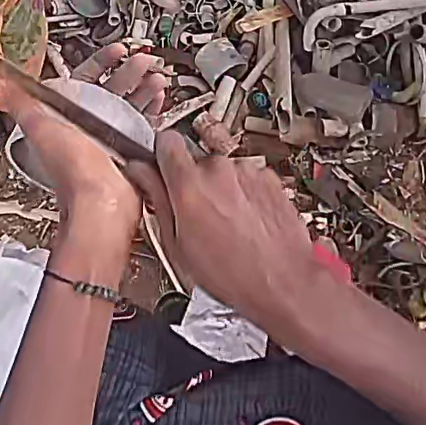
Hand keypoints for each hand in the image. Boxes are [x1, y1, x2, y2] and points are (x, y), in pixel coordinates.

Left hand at [0, 45, 167, 253]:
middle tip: (142, 59)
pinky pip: (144, 123)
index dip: (102, 61)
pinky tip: (159, 97)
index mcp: (68, 117)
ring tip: (155, 75)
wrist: (100, 200)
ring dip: (143, 87)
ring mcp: (112, 138)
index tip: (116, 50)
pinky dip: (153, 108)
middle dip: (128, 70)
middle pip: (112, 89)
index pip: (86, 79)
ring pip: (130, 104)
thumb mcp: (40, 127)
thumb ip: (18, 104)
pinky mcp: (131, 150)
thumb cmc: (71, 170)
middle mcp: (90, 126)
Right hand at [151, 132, 332, 336]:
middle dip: (194, 184)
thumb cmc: (233, 274)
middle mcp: (218, 169)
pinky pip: (247, 178)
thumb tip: (141, 174)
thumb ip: (157, 199)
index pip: (166, 142)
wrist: (284, 282)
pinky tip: (246, 223)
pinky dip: (245, 195)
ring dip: (222, 190)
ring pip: (223, 172)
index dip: (162, 155)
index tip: (161, 168)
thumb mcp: (178, 245)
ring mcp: (246, 171)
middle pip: (196, 162)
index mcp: (188, 184)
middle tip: (198, 216)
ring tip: (227, 225)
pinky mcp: (268, 178)